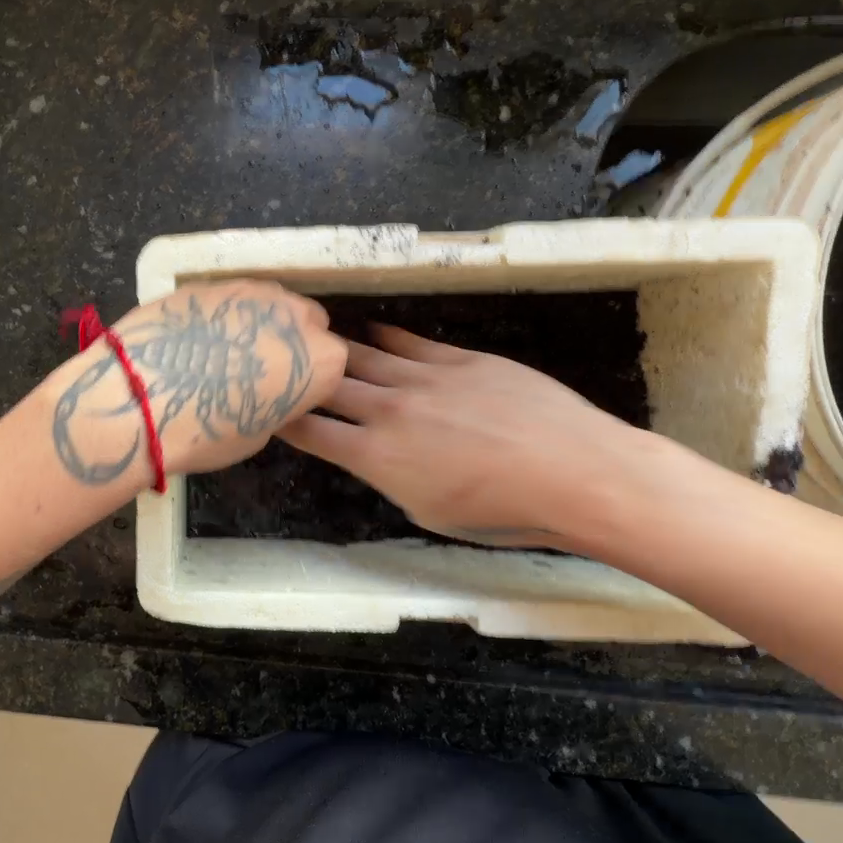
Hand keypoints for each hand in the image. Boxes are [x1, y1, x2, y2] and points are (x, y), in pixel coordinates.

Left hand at [49, 279, 345, 484]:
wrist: (138, 400)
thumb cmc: (204, 430)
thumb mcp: (257, 433)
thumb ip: (278, 401)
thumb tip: (268, 389)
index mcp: (320, 358)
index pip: (330, 366)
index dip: (305, 383)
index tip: (281, 398)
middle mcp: (293, 314)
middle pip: (305, 323)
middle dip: (287, 343)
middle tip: (252, 373)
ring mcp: (249, 290)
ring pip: (267, 304)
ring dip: (255, 324)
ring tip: (219, 355)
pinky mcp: (208, 282)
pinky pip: (227, 299)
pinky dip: (218, 317)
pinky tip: (190, 341)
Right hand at [278, 324, 650, 548]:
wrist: (572, 472)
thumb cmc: (502, 513)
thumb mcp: (429, 512)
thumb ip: (393, 477)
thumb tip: (383, 457)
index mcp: (375, 458)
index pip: (311, 432)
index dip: (284, 421)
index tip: (269, 412)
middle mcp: (388, 412)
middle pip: (329, 387)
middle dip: (303, 379)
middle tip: (285, 366)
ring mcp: (423, 380)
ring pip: (364, 357)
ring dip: (337, 351)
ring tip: (317, 340)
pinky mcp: (459, 360)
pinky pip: (409, 342)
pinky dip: (385, 336)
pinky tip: (372, 329)